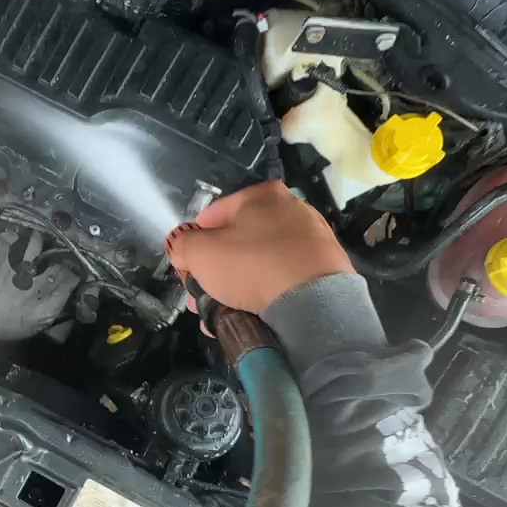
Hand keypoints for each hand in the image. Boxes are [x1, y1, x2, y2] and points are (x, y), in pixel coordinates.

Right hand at [165, 181, 351, 311]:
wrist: (313, 302)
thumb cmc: (251, 266)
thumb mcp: (199, 253)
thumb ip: (182, 245)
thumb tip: (184, 250)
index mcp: (261, 195)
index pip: (211, 215)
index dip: (193, 243)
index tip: (188, 268)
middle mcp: (291, 208)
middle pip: (237, 240)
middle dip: (215, 269)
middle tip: (203, 293)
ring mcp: (311, 237)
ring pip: (258, 260)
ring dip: (237, 284)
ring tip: (223, 309)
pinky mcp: (324, 265)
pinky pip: (281, 275)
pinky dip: (264, 290)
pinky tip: (250, 310)